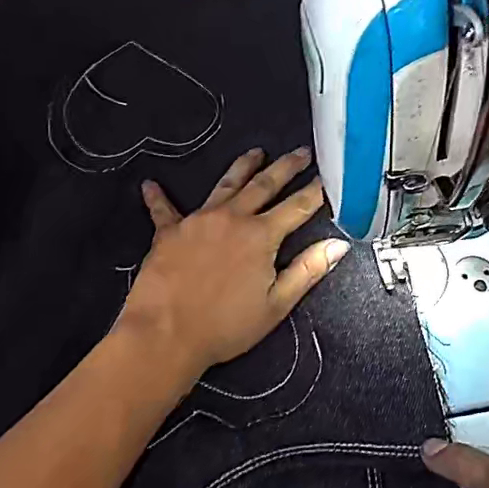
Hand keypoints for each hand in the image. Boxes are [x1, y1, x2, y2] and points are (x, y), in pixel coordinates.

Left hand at [117, 146, 348, 374]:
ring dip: (243, 167)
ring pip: (225, 185)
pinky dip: (158, 197)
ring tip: (255, 152)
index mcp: (261, 236)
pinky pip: (163, 209)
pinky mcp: (168, 233)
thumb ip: (307, 270)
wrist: (166, 334)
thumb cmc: (225, 326)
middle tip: (301, 152)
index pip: (297, 207)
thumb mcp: (276, 304)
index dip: (316, 191)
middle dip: (285, 167)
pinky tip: (150, 185)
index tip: (327, 177)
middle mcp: (231, 218)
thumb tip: (338, 245)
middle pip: (264, 185)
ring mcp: (198, 221)